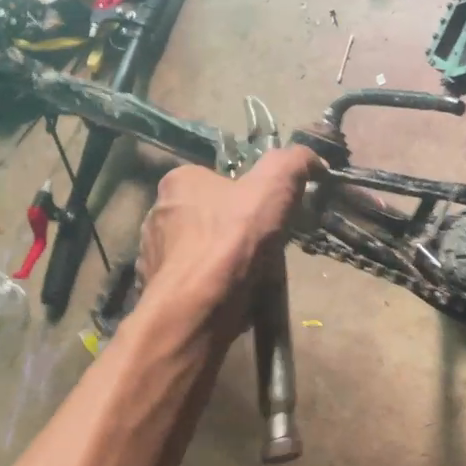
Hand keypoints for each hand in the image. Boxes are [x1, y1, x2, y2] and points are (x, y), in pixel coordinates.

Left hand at [137, 148, 322, 325]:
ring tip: (247, 274)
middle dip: (231, 227)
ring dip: (219, 257)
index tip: (267, 214)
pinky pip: (189, 279)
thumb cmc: (234, 238)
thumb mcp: (276, 184)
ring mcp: (151, 252)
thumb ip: (294, 161)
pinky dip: (207, 284)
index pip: (216, 180)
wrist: (198, 305)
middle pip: (206, 214)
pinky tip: (228, 294)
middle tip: (261, 245)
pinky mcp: (153, 287)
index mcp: (179, 181)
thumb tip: (313, 160)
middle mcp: (156, 212)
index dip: (246, 196)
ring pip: (196, 248)